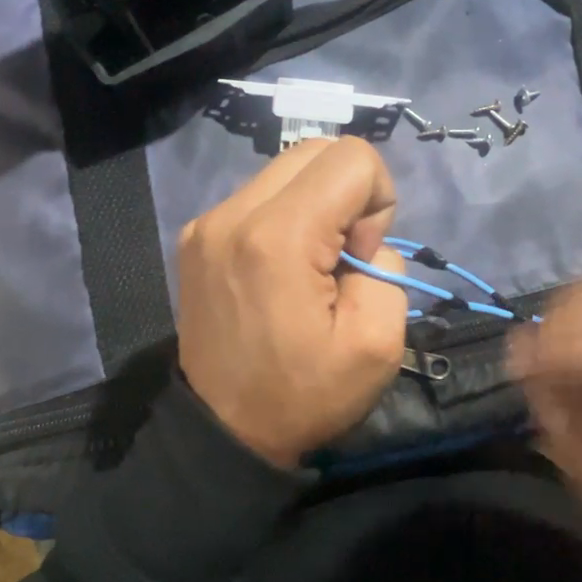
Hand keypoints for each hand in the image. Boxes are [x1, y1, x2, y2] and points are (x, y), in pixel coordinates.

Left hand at [176, 138, 409, 469]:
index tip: (359, 260)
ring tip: (309, 265)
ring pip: (286, 169)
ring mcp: (208, 221)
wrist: (221, 432)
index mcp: (278, 237)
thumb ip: (386, 267)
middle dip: (347, 195)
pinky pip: (258, 196)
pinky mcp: (196, 235)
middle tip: (341, 258)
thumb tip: (359, 241)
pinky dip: (285, 217)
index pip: (354, 159)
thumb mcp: (378, 344)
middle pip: (317, 150)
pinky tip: (280, 270)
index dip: (377, 204)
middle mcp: (234, 213)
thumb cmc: (303, 396)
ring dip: (316, 204)